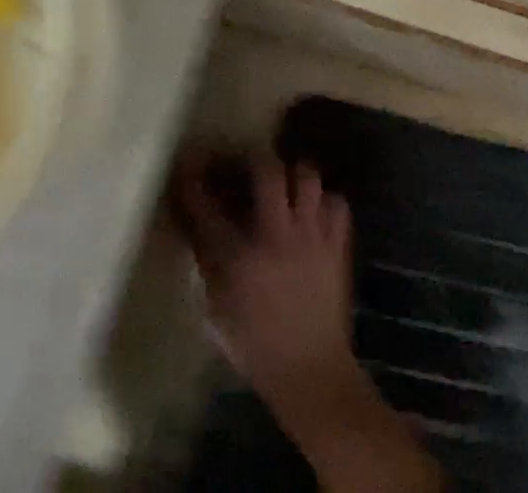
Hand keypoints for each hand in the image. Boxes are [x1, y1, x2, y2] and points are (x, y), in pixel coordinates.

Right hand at [176, 155, 356, 403]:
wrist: (307, 366)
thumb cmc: (253, 345)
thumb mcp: (215, 308)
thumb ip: (209, 264)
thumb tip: (203, 231)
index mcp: (237, 255)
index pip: (207, 205)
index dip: (194, 181)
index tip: (189, 165)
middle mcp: (276, 235)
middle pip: (267, 172)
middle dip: (254, 160)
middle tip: (248, 166)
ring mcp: (312, 236)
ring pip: (308, 177)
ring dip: (294, 175)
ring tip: (286, 185)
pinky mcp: (338, 244)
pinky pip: (337, 203)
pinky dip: (325, 200)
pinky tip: (314, 212)